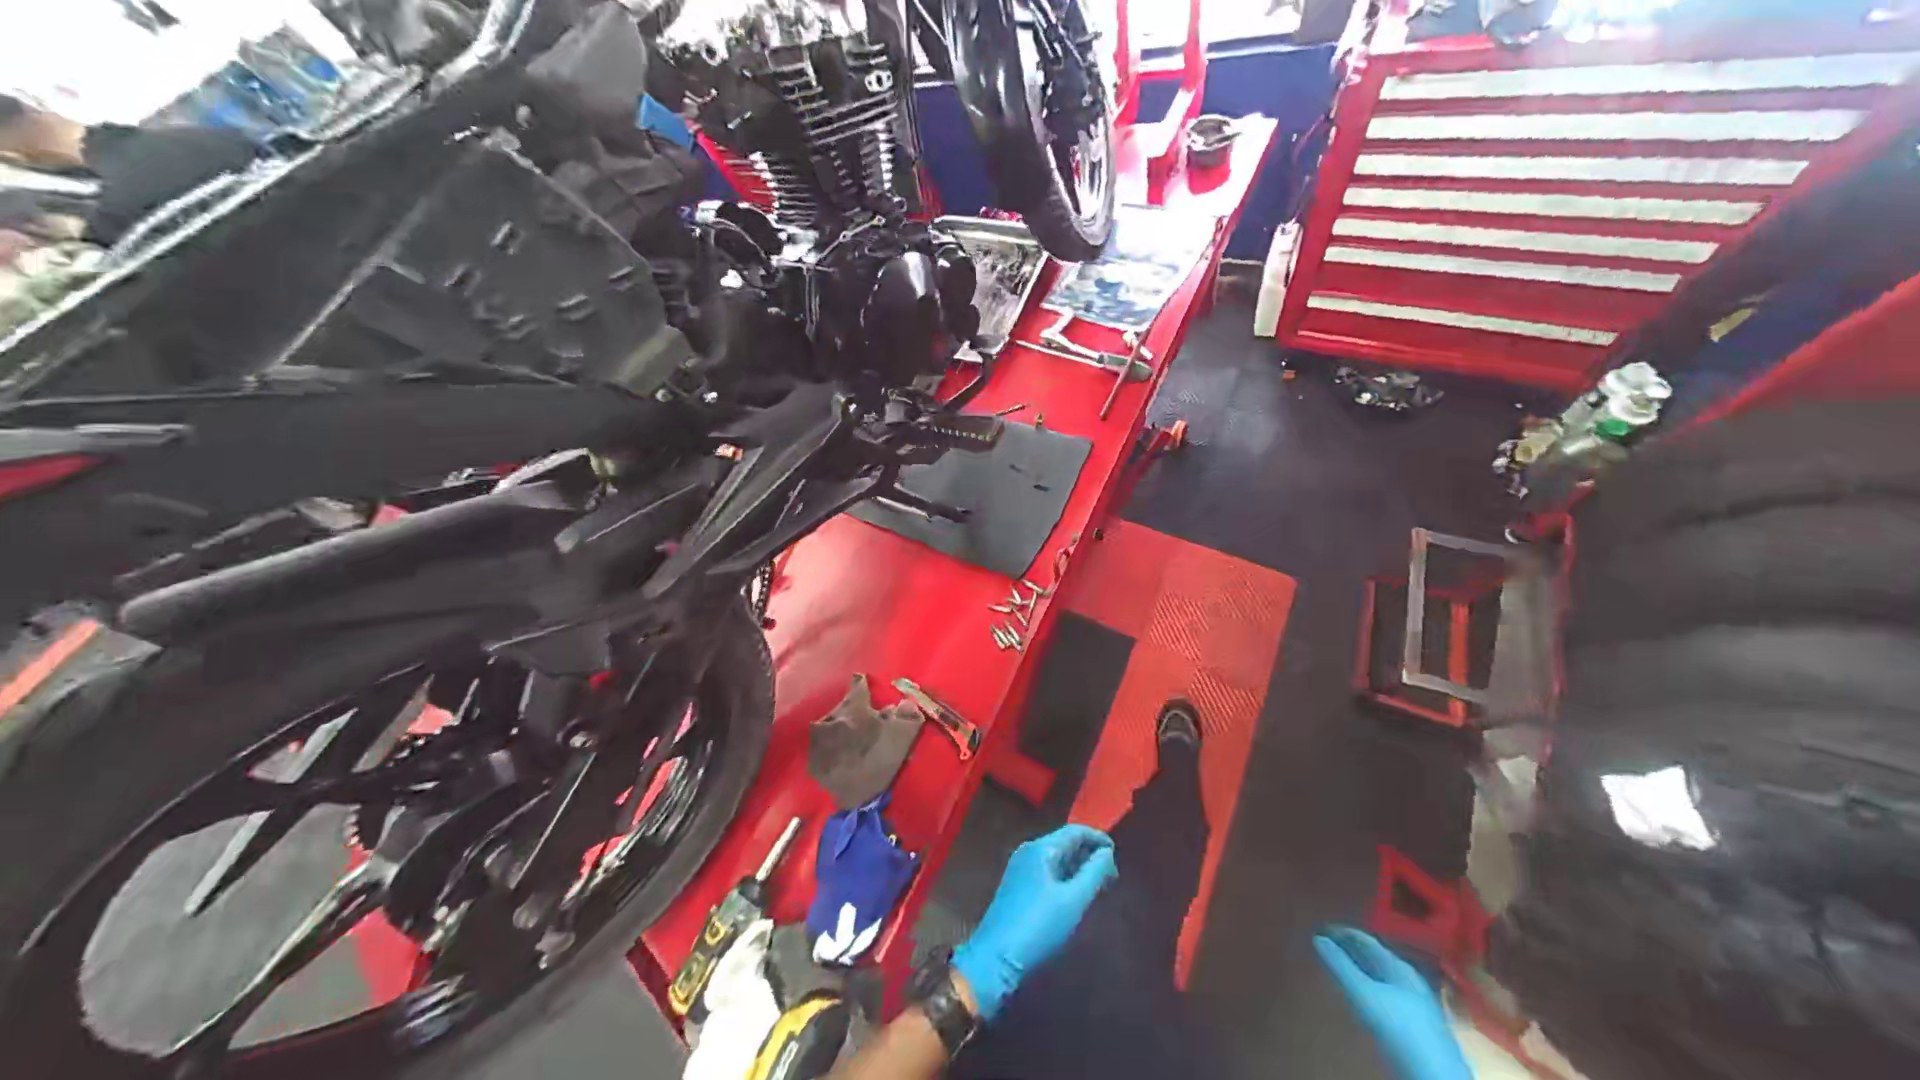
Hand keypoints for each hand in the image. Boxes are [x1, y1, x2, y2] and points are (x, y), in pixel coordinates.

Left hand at [952, 824, 1116, 1020]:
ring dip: (1079, 868)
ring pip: (1057, 860)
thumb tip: (1107, 852)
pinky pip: (1048, 873)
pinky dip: (1066, 879)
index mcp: (1040, 849)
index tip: (1118, 855)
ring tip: (1100, 886)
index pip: (1075, 831)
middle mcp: (1028, 852)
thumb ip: (1094, 873)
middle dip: (1090, 855)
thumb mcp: (1073, 901)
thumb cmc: (1039, 927)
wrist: (995, 959)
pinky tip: (1077, 895)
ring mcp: (1021, 870)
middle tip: (1112, 876)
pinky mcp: (1018, 888)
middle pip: (1065, 843)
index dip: (1098, 839)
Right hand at [1314, 927, 1471, 1079]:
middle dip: (1349, 949)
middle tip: (1323, 946)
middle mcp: (1409, 981)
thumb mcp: (1364, 995)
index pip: (1367, 940)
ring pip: (1379, 977)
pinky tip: (1358, 996)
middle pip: (1374, 957)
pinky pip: (1383, 994)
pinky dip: (1365, 987)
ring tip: (1336, 967)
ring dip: (1356, 969)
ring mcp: (1414, 1003)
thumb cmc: (1399, 1029)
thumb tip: (1318, 939)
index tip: (1319, 929)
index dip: (1342, 932)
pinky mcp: (1414, 1024)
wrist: (1436, 1078)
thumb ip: (1340, 966)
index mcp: (1400, 968)